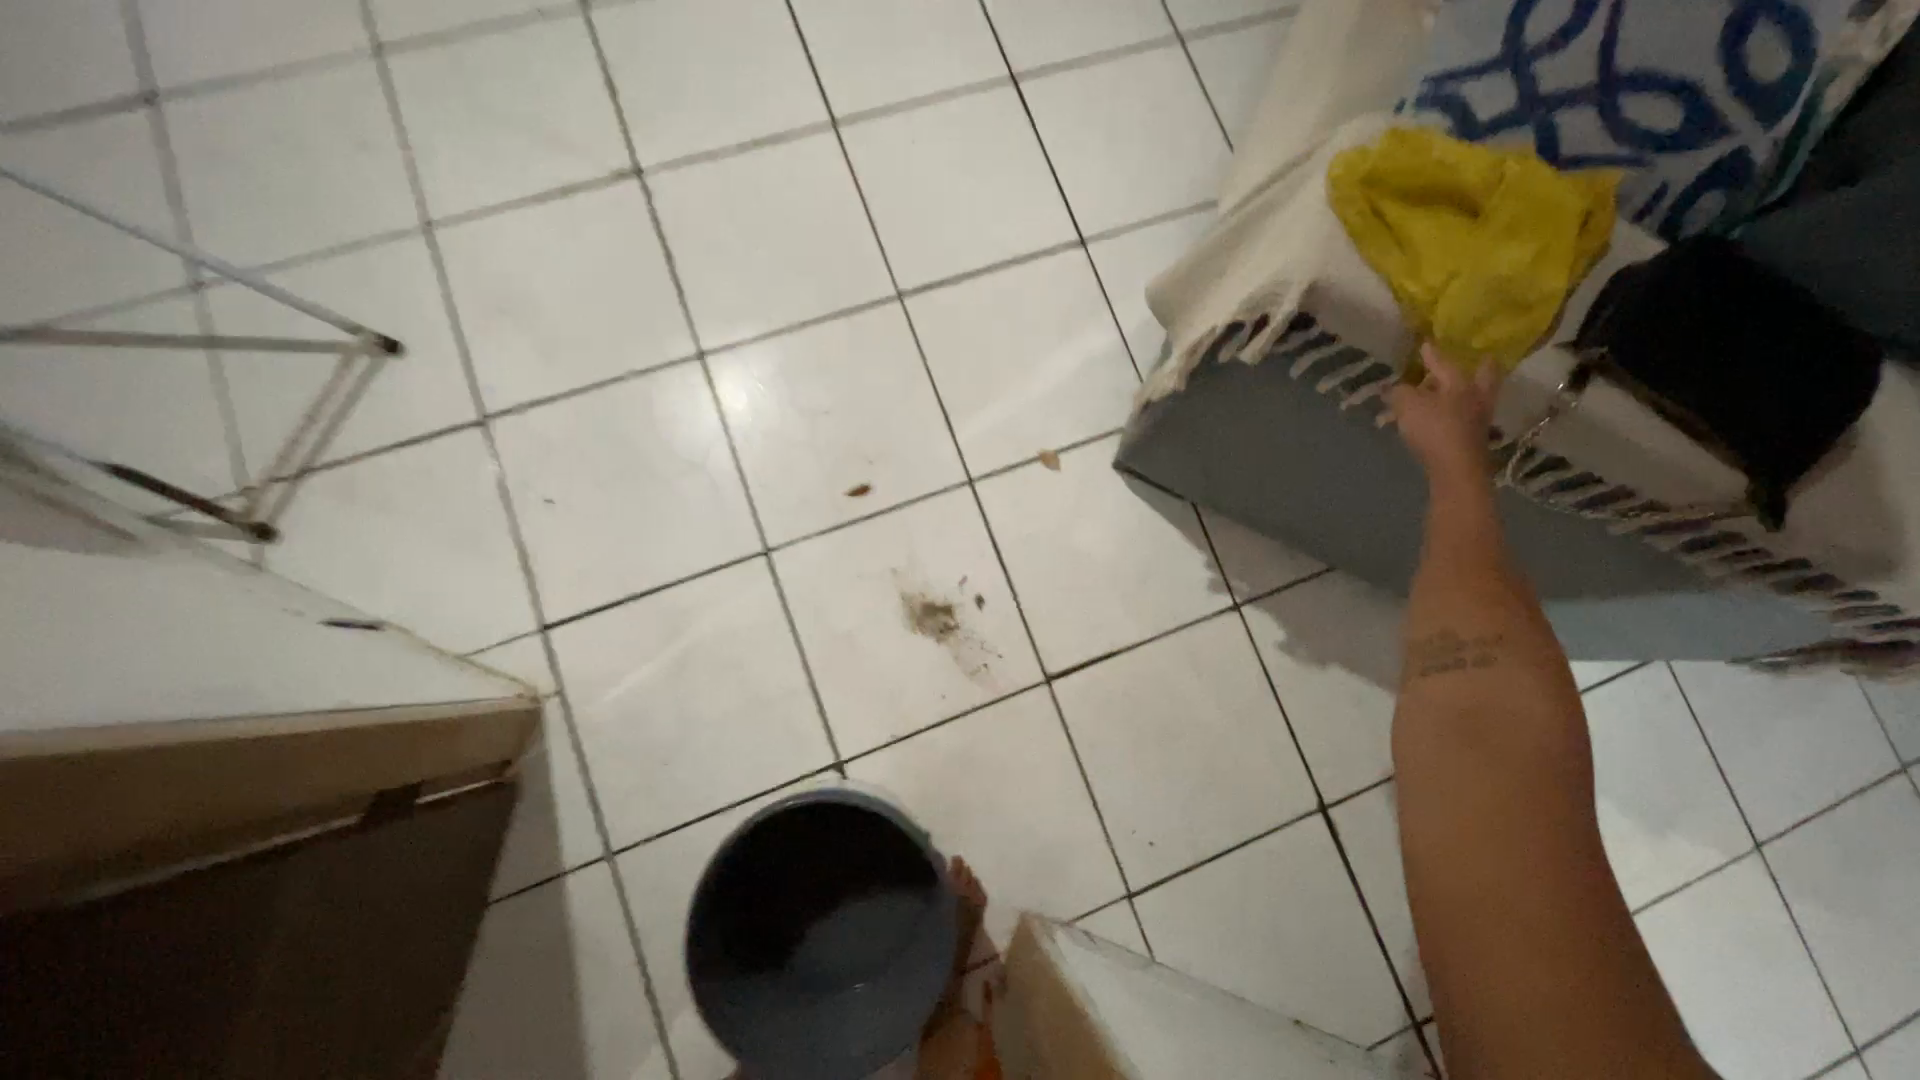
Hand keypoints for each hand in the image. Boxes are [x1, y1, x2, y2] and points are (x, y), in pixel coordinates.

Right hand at [1390, 344, 1499, 484]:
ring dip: (1462, 394)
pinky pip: (1463, 419)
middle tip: (1478, 359)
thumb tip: (1394, 388)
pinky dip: (1453, 414)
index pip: (1444, 362)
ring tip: (1448, 392)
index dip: (1432, 354)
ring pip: (1473, 399)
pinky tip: (1440, 418)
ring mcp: (1478, 420)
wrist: (1456, 469)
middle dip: (1479, 367)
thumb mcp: (1408, 405)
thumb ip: (1399, 392)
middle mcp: (1475, 397)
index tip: (1426, 344)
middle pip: (1483, 377)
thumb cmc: (1434, 429)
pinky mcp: (1472, 439)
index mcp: (1461, 383)